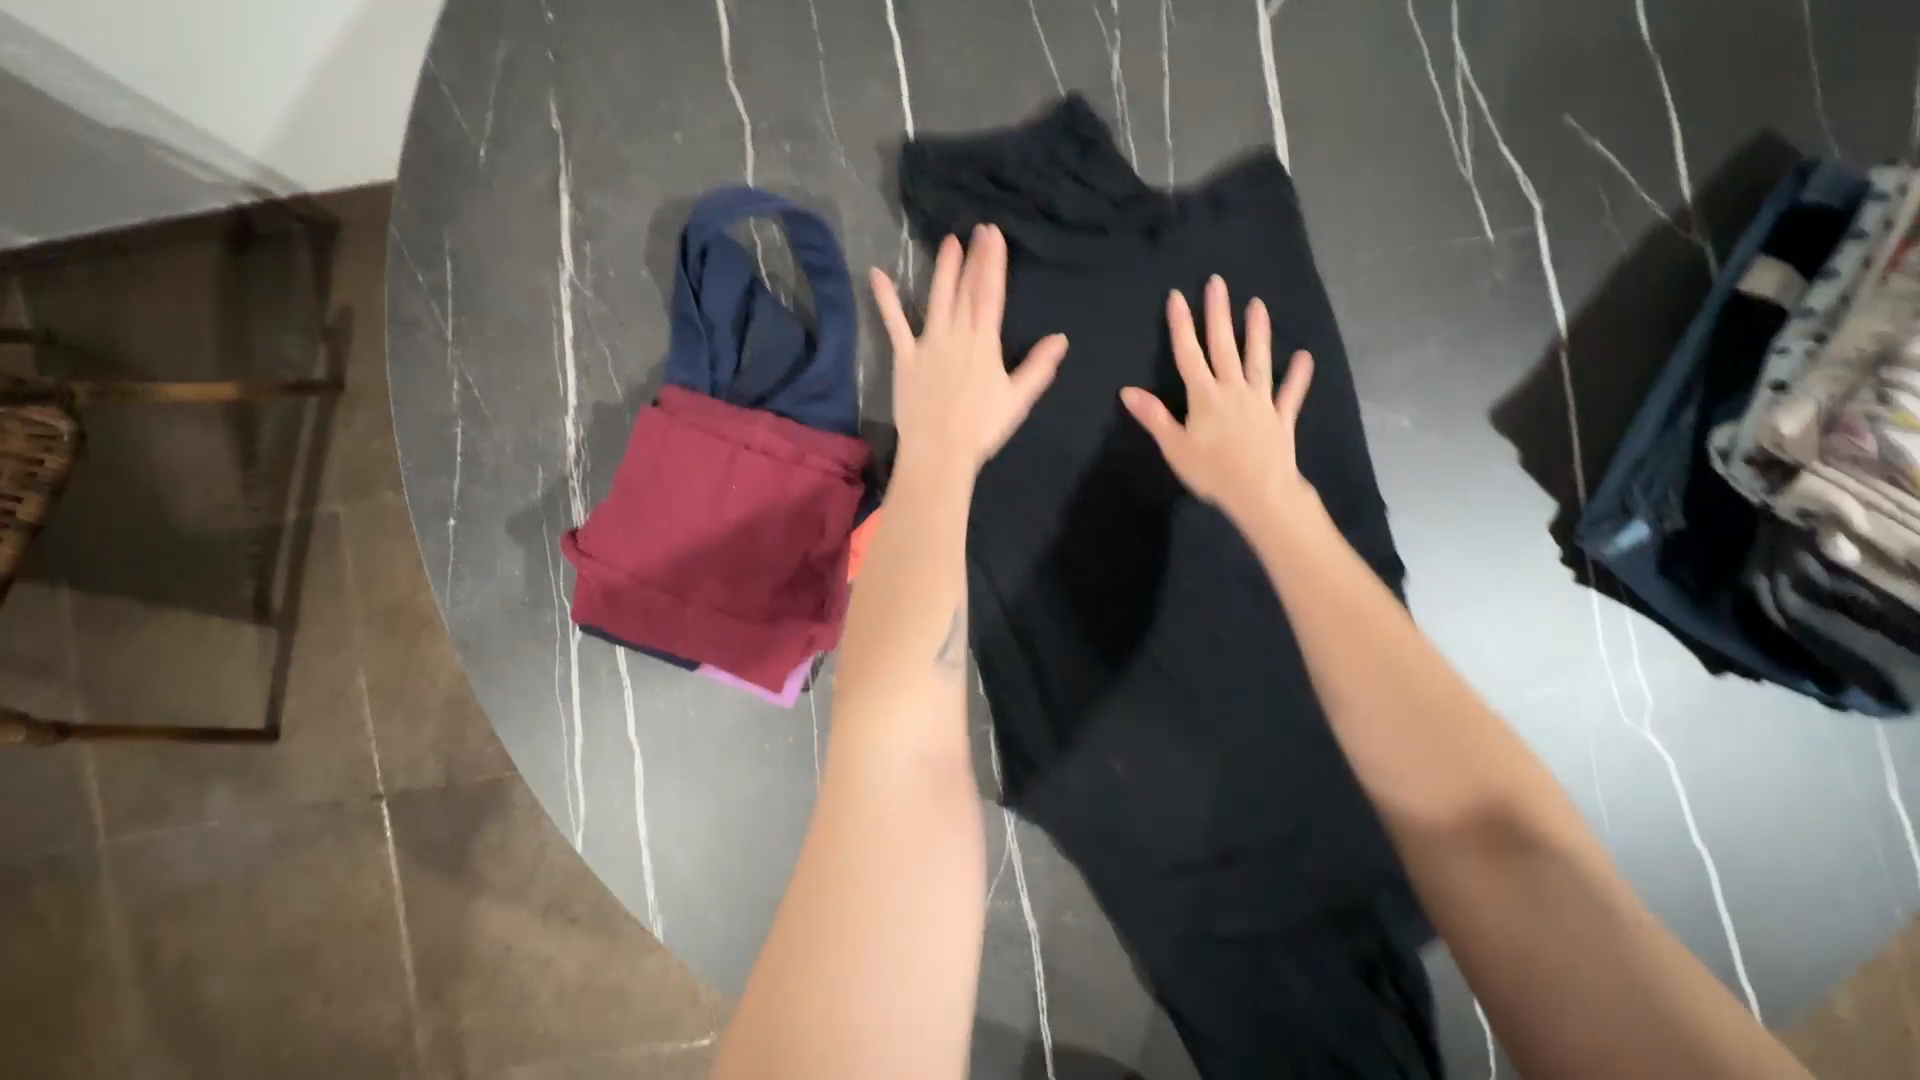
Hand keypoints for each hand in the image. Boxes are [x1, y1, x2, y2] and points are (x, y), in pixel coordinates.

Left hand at [871, 225, 1068, 479]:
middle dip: (973, 258)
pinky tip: (878, 274)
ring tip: (948, 242)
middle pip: (966, 290)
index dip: (992, 262)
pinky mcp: (905, 357)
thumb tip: (1060, 338)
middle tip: (977, 230)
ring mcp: (928, 344)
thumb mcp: (1018, 400)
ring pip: (937, 298)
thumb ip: (1038, 367)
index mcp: (985, 344)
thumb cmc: (981, 429)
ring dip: (942, 268)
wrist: (939, 451)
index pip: (990, 294)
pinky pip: (894, 324)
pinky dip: (886, 299)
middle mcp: (957, 335)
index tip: (993, 236)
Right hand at [1120, 275, 1316, 523]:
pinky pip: (1290, 394)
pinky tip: (1304, 358)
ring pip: (1258, 360)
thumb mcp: (1175, 446)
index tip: (1177, 297)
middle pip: (1224, 346)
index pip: (1188, 354)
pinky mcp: (1281, 418)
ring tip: (1259, 304)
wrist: (1260, 492)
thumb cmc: (1212, 472)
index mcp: (1204, 396)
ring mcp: (1260, 401)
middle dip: (1219, 314)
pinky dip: (1298, 377)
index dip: (1181, 325)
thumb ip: (1154, 416)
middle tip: (1218, 283)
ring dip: (1258, 332)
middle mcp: (1233, 390)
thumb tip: (1127, 391)